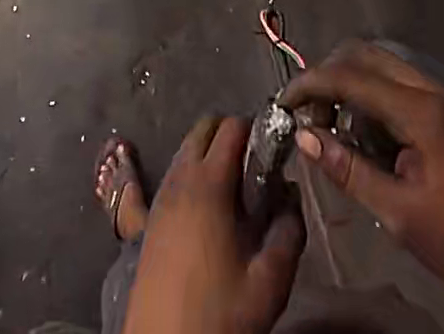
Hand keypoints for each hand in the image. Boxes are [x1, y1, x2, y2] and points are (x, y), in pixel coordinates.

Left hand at [122, 116, 305, 333]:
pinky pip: (175, 174)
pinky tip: (213, 207)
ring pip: (187, 149)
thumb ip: (288, 232)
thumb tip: (292, 197)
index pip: (231, 128)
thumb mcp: (269, 281)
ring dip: (211, 153)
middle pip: (204, 128)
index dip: (256, 128)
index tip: (277, 145)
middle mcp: (180, 178)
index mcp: (208, 183)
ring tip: (240, 188)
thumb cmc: (220, 314)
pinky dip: (194, 172)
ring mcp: (161, 195)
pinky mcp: (151, 215)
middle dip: (231, 133)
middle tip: (259, 164)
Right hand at [280, 44, 443, 305]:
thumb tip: (302, 134)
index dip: (308, 84)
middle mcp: (429, 91)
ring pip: (378, 65)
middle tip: (308, 113)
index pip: (348, 77)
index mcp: (420, 112)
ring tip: (331, 128)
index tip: (282, 104)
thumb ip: (348, 169)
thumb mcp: (400, 215)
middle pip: (362, 55)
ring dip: (347, 84)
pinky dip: (368, 96)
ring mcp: (440, 98)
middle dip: (326, 75)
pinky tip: (364, 136)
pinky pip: (394, 84)